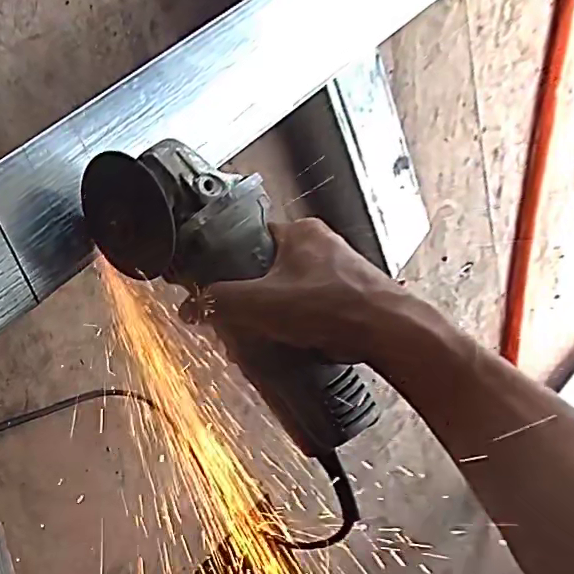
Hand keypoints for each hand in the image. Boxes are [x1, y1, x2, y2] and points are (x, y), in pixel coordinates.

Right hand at [206, 218, 439, 362]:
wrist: (384, 331)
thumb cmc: (329, 307)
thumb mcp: (257, 303)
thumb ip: (217, 302)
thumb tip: (189, 307)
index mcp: (299, 232)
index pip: (249, 240)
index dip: (229, 266)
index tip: (217, 288)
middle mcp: (319, 245)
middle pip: (264, 270)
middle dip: (248, 298)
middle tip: (237, 320)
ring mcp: (334, 270)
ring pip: (284, 291)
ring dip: (269, 315)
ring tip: (260, 335)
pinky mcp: (343, 296)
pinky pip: (304, 308)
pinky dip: (291, 324)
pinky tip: (286, 342)